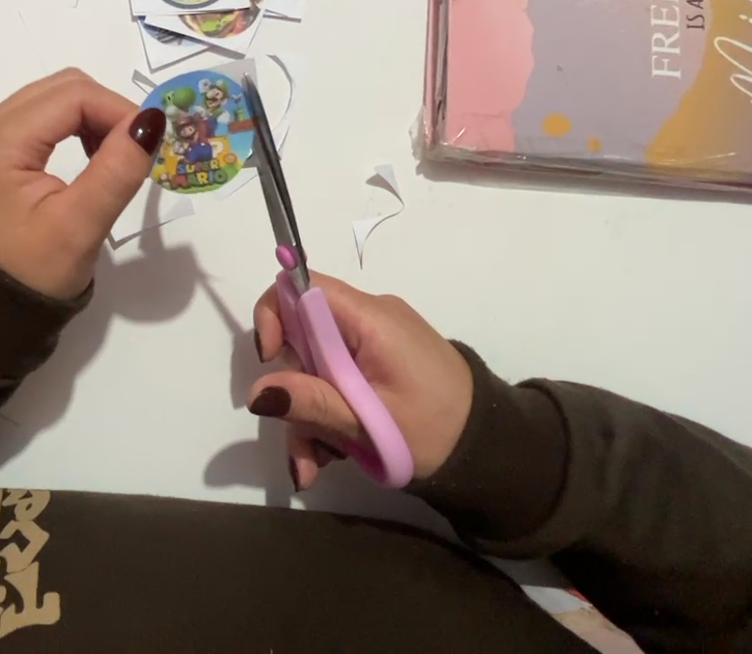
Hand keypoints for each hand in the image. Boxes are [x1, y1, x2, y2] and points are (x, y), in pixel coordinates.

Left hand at [0, 69, 166, 298]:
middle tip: (136, 152)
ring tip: (116, 157)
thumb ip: (116, 171)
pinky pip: (44, 115)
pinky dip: (76, 125)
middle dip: (108, 110)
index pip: (72, 96)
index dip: (119, 110)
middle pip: (63, 88)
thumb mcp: (80, 227)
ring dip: (94, 116)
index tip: (151, 145)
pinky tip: (92, 155)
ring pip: (55, 97)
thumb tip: (153, 121)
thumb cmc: (31, 274)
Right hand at [247, 273, 472, 490]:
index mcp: (369, 318)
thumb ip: (313, 404)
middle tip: (299, 446)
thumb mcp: (370, 424)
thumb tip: (257, 394)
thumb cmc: (439, 430)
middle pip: (302, 338)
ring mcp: (371, 342)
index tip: (271, 359)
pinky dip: (327, 414)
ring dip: (307, 416)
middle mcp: (366, 319)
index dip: (274, 314)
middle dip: (292, 392)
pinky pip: (335, 377)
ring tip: (314, 466)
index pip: (302, 285)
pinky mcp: (376, 362)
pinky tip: (329, 455)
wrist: (495, 450)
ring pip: (315, 366)